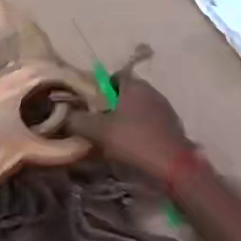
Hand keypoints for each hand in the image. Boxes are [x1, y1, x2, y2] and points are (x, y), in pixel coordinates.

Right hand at [64, 75, 193, 181]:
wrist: (173, 165)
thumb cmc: (133, 140)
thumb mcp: (98, 131)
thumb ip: (78, 121)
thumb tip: (66, 117)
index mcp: (135, 86)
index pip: (116, 75)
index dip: (102, 86)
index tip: (92, 103)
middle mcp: (153, 92)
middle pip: (128, 93)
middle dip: (113, 105)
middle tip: (99, 122)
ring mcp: (166, 110)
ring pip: (140, 109)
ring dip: (127, 119)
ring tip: (114, 138)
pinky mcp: (174, 128)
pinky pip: (151, 124)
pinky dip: (140, 131)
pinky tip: (133, 147)